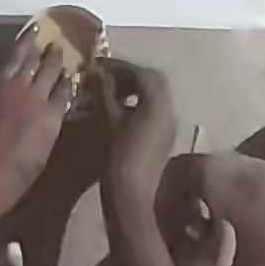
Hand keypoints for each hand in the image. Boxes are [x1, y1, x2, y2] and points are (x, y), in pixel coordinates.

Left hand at [0, 27, 72, 219]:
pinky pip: (10, 58)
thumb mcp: (39, 158)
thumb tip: (52, 112)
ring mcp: (13, 87)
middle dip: (55, 56)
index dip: (68, 79)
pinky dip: (19, 45)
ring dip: (36, 43)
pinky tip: (22, 40)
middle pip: (50, 68)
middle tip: (58, 45)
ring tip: (41, 30)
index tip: (71, 71)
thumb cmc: (8, 182)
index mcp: (51, 120)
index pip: (66, 91)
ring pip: (30, 57)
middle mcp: (36, 98)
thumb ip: (48, 129)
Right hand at [99, 61, 176, 194]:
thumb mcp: (109, 119)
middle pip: (152, 80)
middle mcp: (169, 108)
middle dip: (129, 75)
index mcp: (158, 101)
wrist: (132, 199)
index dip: (118, 66)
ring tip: (111, 93)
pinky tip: (121, 111)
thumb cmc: (120, 157)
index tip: (99, 66)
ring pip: (154, 94)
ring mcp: (169, 123)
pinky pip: (155, 108)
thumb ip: (103, 91)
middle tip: (107, 78)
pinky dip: (139, 102)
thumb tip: (94, 70)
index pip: (140, 72)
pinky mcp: (165, 136)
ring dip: (134, 88)